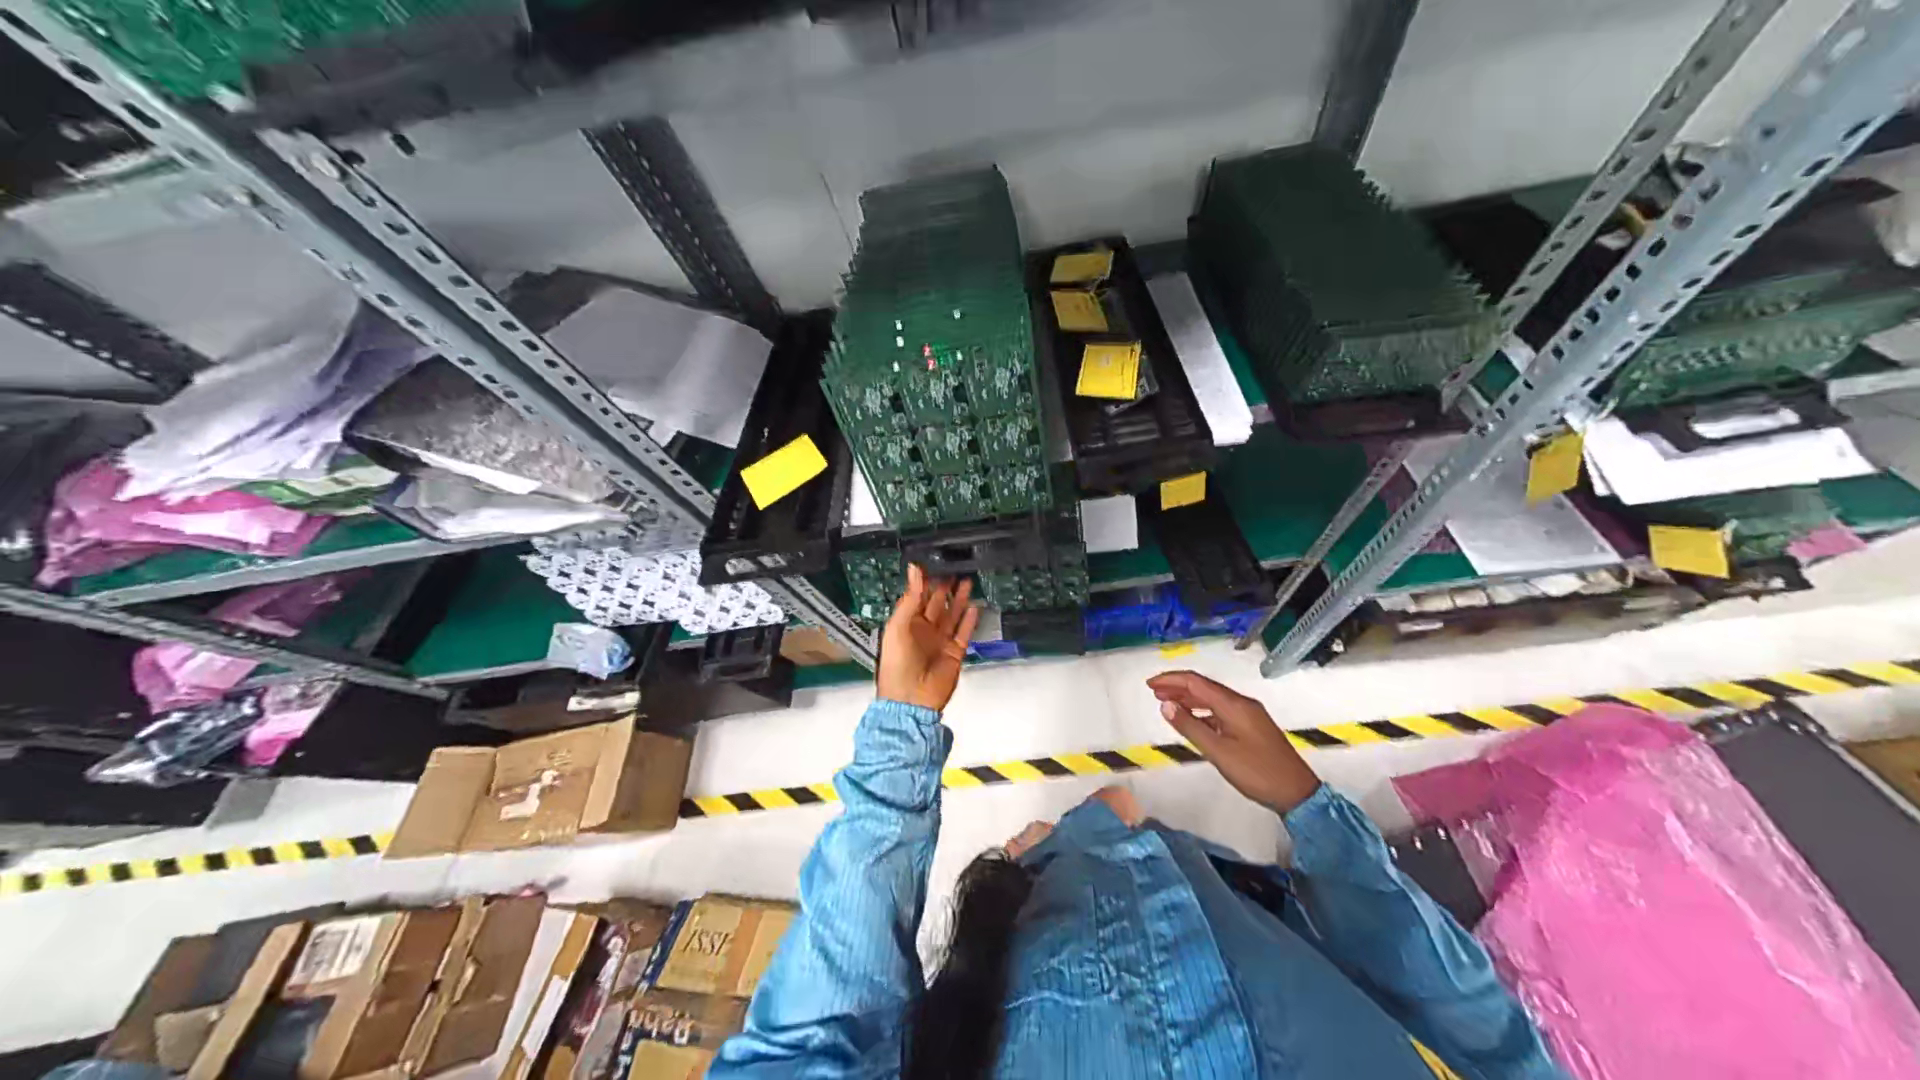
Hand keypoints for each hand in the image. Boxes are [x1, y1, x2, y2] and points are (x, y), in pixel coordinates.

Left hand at [877, 564, 979, 710]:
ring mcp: (940, 642)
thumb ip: (910, 597)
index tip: (934, 565)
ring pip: (952, 616)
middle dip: (945, 588)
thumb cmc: (898, 662)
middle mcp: (924, 631)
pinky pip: (964, 633)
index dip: (926, 583)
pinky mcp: (955, 653)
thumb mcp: (898, 626)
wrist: (911, 699)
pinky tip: (975, 606)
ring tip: (967, 581)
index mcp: (906, 624)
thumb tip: (914, 569)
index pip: (918, 598)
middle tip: (954, 569)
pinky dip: (969, 620)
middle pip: (937, 605)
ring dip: (959, 600)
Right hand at [1147, 670, 1320, 813]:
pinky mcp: (1252, 727)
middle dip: (1178, 686)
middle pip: (1204, 687)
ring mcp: (1248, 714)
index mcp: (1234, 705)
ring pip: (1213, 699)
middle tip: (1154, 693)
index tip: (1150, 685)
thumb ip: (1190, 727)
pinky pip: (1221, 710)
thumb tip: (1166, 705)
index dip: (1171, 680)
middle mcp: (1241, 703)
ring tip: (1167, 703)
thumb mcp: (1218, 752)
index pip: (1196, 682)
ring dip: (1189, 698)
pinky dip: (1202, 711)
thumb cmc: (1256, 772)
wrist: (1297, 792)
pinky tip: (1192, 719)